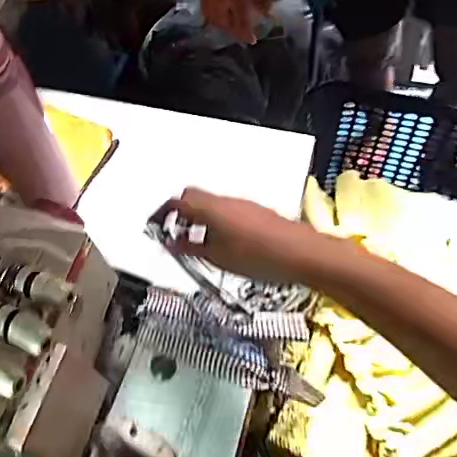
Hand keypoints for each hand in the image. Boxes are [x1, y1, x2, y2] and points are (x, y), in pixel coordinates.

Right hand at [156, 188, 334, 285]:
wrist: (301, 253)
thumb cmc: (260, 256)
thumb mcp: (216, 258)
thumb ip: (190, 249)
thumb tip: (172, 244)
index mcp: (211, 208)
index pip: (177, 201)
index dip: (161, 212)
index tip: (154, 224)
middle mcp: (226, 200)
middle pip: (193, 197)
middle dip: (180, 213)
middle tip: (173, 231)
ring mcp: (243, 205)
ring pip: (212, 205)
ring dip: (199, 220)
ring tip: (196, 245)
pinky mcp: (256, 213)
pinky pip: (227, 212)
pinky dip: (216, 223)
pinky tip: (222, 246)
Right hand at [201, 0, 270, 45]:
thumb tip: (267, 13)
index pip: (241, 23)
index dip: (246, 34)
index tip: (252, 40)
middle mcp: (222, 1)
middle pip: (226, 24)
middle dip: (234, 33)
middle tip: (240, 35)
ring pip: (214, 19)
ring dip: (222, 27)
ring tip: (228, 29)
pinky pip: (206, 10)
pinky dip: (211, 17)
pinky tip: (215, 18)